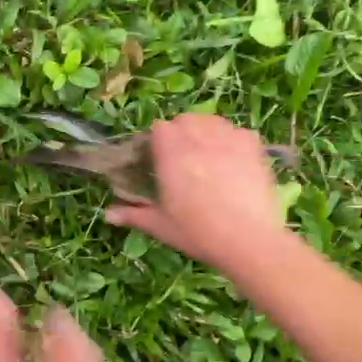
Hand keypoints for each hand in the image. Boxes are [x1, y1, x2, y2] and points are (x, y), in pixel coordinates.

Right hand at [106, 114, 286, 274]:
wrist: (248, 241)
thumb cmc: (198, 233)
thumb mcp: (161, 225)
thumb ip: (134, 214)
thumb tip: (107, 214)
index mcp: (172, 152)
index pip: (159, 128)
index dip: (157, 141)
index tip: (158, 158)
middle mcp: (199, 138)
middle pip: (186, 120)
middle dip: (181, 132)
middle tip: (182, 158)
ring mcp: (229, 139)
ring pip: (212, 122)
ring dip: (205, 131)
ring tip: (207, 154)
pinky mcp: (254, 147)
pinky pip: (238, 132)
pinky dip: (232, 139)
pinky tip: (232, 160)